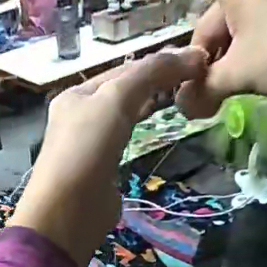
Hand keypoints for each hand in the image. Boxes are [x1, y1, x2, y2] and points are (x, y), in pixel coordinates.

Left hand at [10, 49, 208, 261]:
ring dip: (152, 105)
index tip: (197, 59)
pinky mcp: (103, 172)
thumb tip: (193, 55)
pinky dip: (145, 131)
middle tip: (195, 76)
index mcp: (76, 94)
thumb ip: (150, 74)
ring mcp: (91, 147)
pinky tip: (161, 128)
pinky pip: (128, 142)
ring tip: (184, 96)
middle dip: (156, 82)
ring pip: (127, 116)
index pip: (123, 69)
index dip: (159, 62)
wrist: (68, 211)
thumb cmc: (87, 148)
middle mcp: (80, 117)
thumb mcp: (116, 99)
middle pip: (124, 92)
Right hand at [144, 0, 266, 115]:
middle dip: (200, 49)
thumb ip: (207, 87)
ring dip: (227, 57)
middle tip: (195, 90)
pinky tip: (258, 81)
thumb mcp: (243, 70)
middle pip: (217, 7)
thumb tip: (184, 105)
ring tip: (223, 94)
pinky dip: (254, 52)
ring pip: (244, 22)